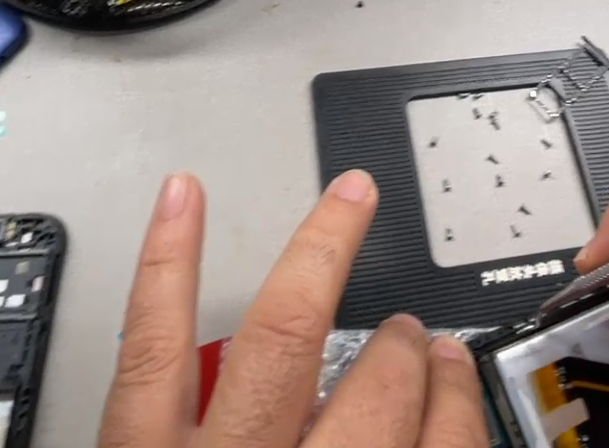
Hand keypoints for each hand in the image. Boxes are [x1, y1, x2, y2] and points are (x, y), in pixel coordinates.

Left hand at [98, 170, 488, 447]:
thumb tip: (443, 412)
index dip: (454, 406)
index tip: (451, 378)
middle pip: (375, 402)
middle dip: (401, 353)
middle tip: (402, 336)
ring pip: (278, 340)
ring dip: (319, 264)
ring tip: (339, 223)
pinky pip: (153, 344)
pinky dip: (166, 261)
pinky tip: (183, 196)